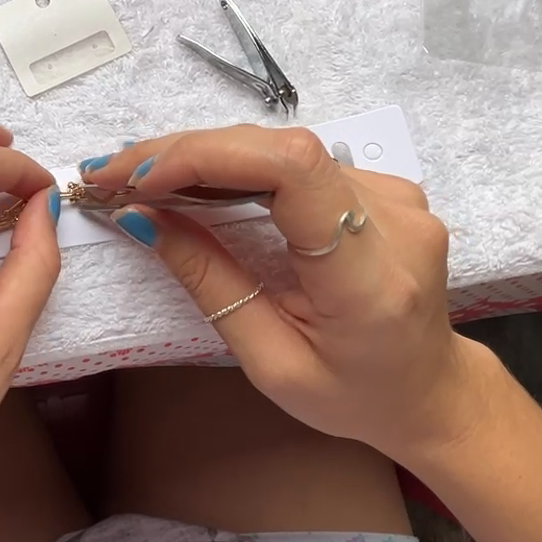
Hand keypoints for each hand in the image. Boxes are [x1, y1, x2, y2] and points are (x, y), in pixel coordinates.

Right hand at [82, 125, 483, 460]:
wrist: (432, 392)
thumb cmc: (353, 396)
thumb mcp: (270, 360)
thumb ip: (210, 283)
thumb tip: (140, 218)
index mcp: (369, 276)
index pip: (292, 171)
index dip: (208, 158)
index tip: (141, 183)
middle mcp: (392, 217)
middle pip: (274, 148)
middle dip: (180, 153)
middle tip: (109, 175)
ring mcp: (391, 193)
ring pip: (274, 145)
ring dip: (195, 154)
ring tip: (132, 174)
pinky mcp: (376, 186)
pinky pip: (287, 158)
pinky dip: (225, 162)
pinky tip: (182, 176)